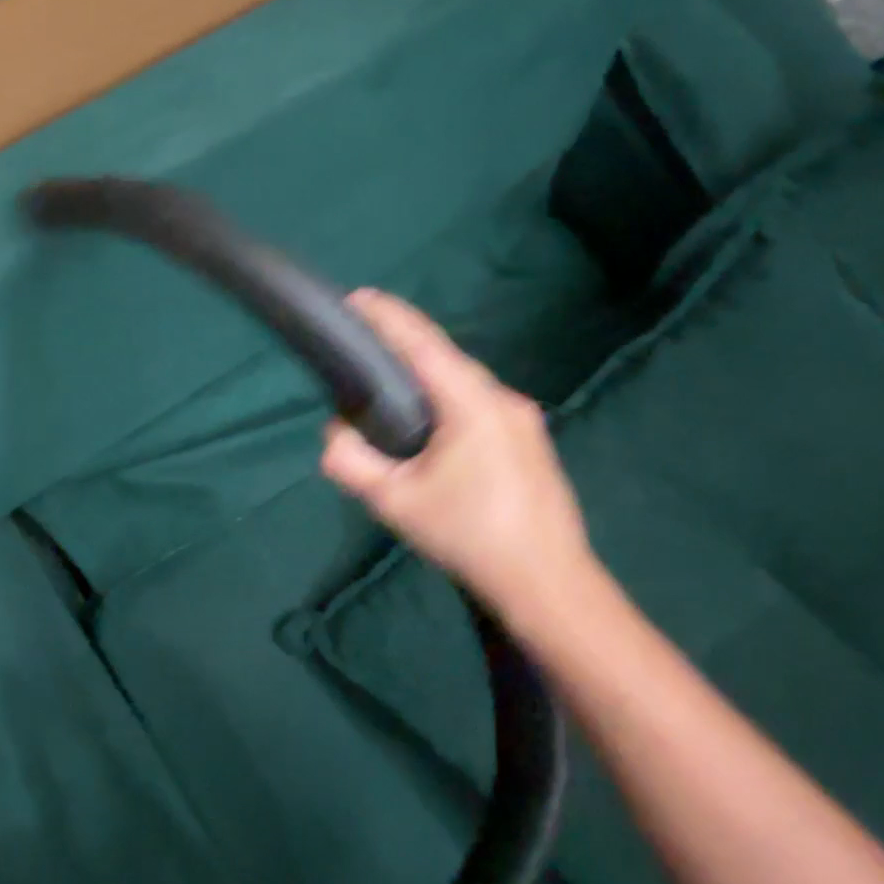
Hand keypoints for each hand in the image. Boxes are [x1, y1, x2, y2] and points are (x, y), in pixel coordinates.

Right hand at [320, 291, 591, 608]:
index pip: (422, 344)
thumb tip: (335, 434)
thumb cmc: (469, 535)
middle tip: (359, 352)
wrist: (548, 584)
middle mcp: (502, 400)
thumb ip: (350, 461)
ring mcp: (522, 421)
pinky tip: (426, 435)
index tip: (356, 298)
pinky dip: (443, 405)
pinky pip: (476, 408)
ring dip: (423, 383)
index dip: (387, 317)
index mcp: (472, 403)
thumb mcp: (393, 501)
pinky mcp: (529, 444)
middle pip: (443, 361)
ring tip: (385, 398)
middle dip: (400, 349)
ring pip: (461, 386)